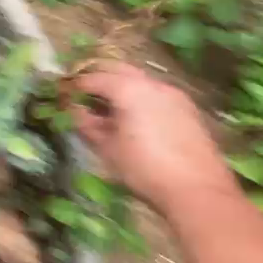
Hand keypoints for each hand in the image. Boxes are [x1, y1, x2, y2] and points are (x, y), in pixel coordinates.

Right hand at [70, 62, 239, 217]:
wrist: (200, 193)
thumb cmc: (145, 169)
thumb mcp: (107, 148)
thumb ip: (87, 124)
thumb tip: (75, 111)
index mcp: (127, 88)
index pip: (91, 79)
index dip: (73, 87)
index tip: (62, 97)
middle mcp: (151, 83)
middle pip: (116, 69)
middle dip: (96, 77)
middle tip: (82, 94)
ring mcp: (173, 95)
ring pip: (139, 80)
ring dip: (120, 86)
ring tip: (108, 108)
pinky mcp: (188, 110)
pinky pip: (156, 94)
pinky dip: (140, 98)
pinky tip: (135, 119)